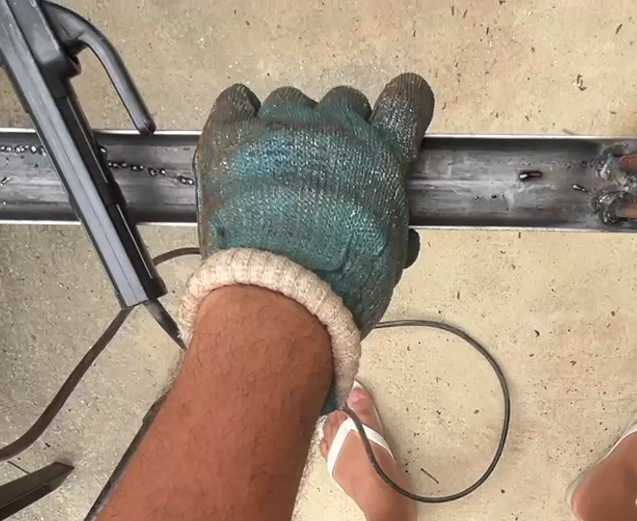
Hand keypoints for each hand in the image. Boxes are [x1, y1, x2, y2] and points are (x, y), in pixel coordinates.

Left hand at [195, 74, 434, 332]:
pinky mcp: (231, 138)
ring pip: (290, 105)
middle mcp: (334, 132)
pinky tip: (245, 145)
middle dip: (340, 134)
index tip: (395, 119)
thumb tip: (400, 233)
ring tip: (279, 175)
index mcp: (379, 160)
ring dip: (291, 132)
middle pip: (343, 104)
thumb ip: (393, 231)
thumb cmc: (339, 290)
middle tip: (328, 174)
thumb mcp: (387, 264)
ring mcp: (280, 129)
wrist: (280, 302)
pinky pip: (237, 102)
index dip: (404, 106)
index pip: (404, 104)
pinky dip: (242, 118)